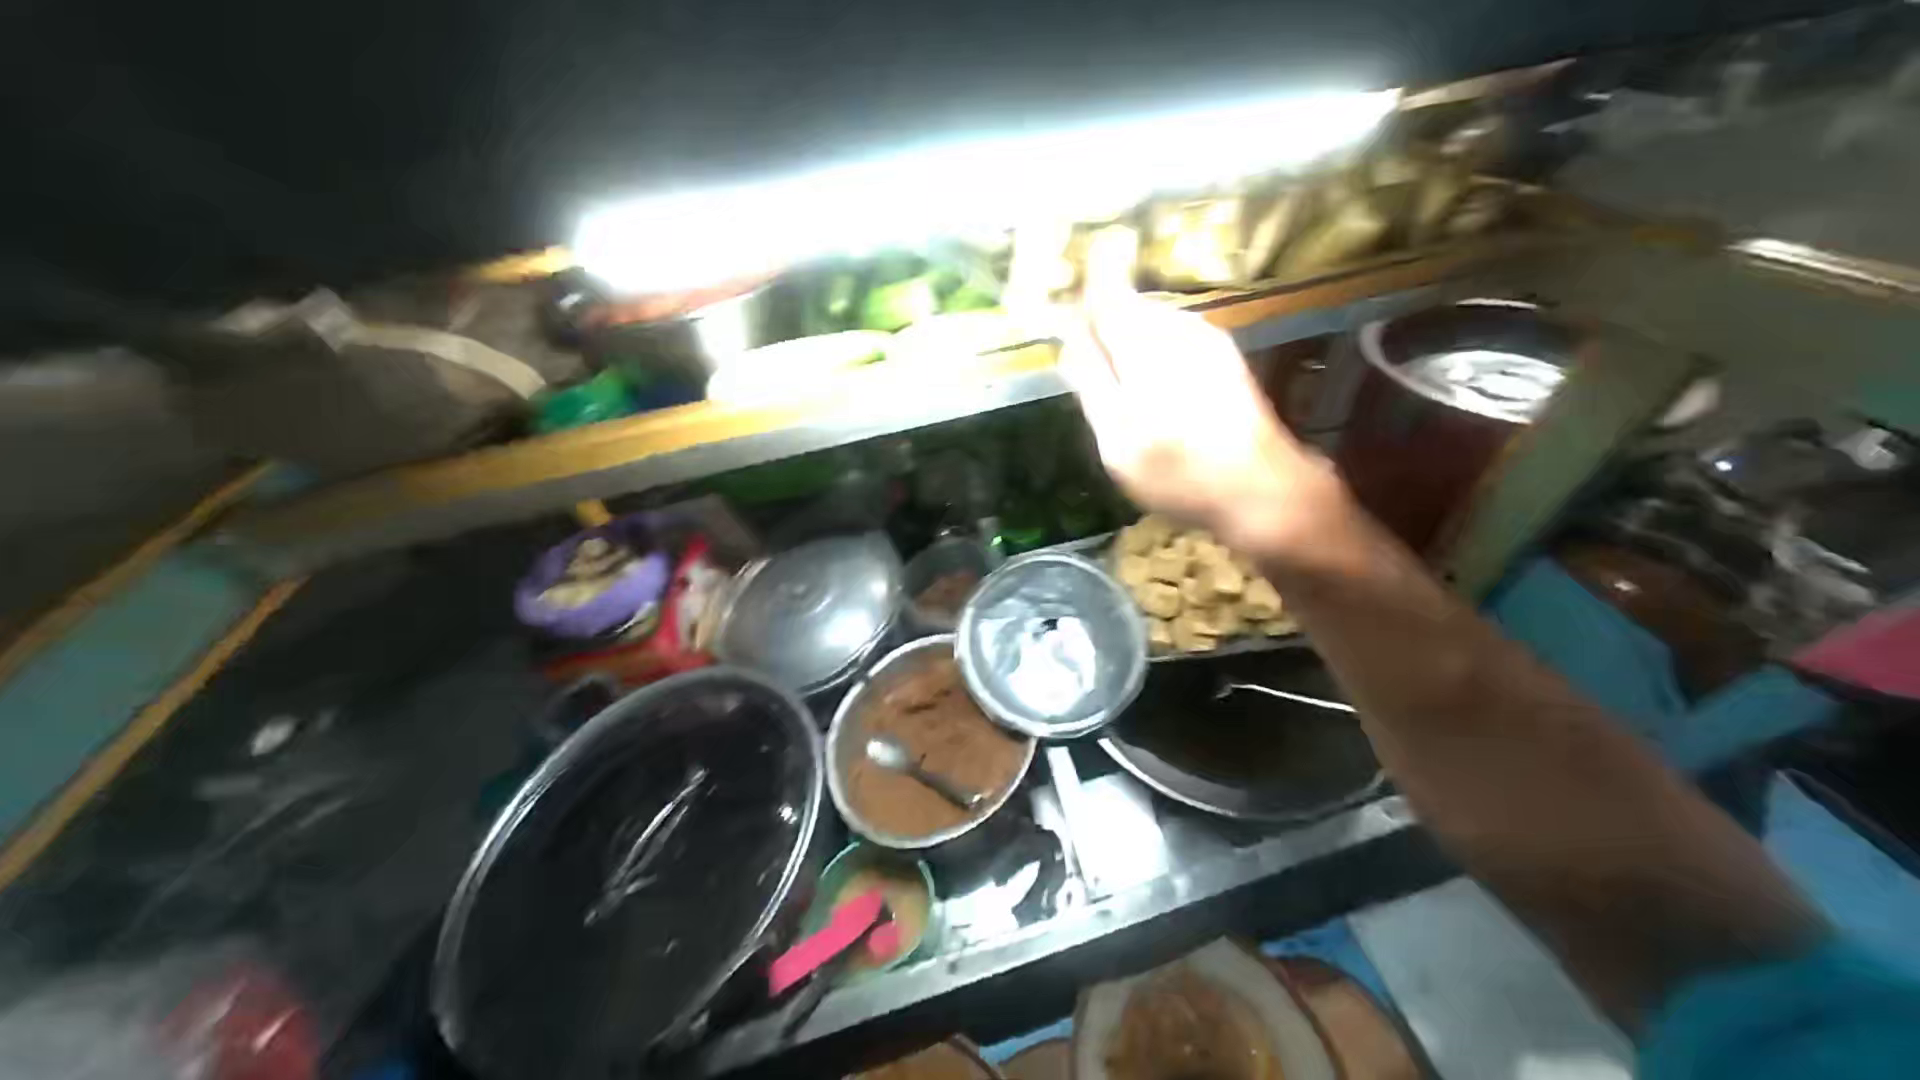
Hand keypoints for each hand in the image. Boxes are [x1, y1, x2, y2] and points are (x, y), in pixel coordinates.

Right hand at [1058, 286, 1343, 560]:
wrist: (1262, 489)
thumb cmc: (1179, 472)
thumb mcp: (1117, 439)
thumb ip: (1090, 381)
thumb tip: (1068, 335)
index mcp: (1145, 344)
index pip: (1104, 291)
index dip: (1081, 297)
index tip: (1064, 319)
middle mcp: (1178, 327)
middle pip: (1127, 304)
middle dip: (1100, 323)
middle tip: (1084, 365)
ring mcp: (1206, 338)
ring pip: (1150, 320)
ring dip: (1126, 340)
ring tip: (1116, 386)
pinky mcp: (1222, 355)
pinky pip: (1173, 336)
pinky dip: (1152, 352)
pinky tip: (1152, 393)